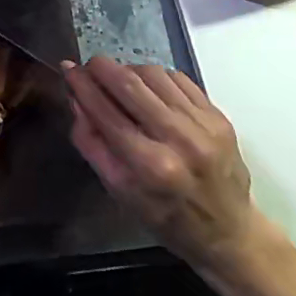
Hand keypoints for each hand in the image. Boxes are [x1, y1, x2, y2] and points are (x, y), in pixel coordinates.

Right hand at [64, 56, 263, 272]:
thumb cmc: (167, 219)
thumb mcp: (121, 193)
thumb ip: (94, 146)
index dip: (83, 87)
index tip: (69, 69)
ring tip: (119, 79)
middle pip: (130, 85)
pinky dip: (157, 76)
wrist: (227, 231)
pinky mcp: (218, 115)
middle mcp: (177, 139)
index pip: (106, 113)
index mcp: (149, 167)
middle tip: (89, 64)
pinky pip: (179, 79)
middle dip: (103, 68)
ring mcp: (202, 124)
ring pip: (155, 75)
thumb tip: (77, 101)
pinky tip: (148, 86)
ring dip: (130, 70)